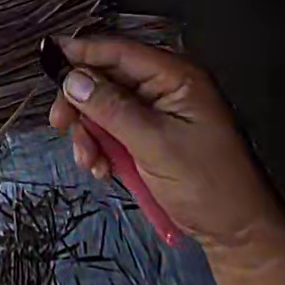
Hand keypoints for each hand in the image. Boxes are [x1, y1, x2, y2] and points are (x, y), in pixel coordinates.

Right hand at [46, 36, 284, 258]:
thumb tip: (71, 78)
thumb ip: (112, 109)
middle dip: (81, 103)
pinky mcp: (148, 135)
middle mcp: (163, 86)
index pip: (120, 51)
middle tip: (59, 125)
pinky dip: (100, 146)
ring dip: (89, 132)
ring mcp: (155, 112)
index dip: (82, 51)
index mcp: (175, 76)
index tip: (47, 54)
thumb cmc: (205, 183)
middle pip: (106, 78)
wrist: (237, 233)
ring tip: (90, 162)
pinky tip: (101, 169)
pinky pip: (111, 130)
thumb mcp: (155, 144)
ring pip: (103, 106)